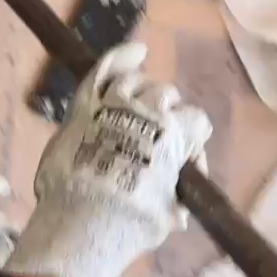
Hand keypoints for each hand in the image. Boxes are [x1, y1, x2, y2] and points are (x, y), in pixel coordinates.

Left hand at [0, 43, 211, 276]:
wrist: (80, 222)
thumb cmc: (129, 225)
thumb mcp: (169, 214)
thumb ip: (175, 197)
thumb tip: (177, 204)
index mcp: (177, 136)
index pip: (196, 121)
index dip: (191, 140)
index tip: (182, 159)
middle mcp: (149, 112)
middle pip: (166, 96)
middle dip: (165, 113)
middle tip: (155, 135)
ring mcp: (112, 104)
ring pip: (135, 82)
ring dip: (141, 90)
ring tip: (139, 104)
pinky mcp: (82, 107)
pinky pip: (102, 71)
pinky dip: (120, 57)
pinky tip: (136, 52)